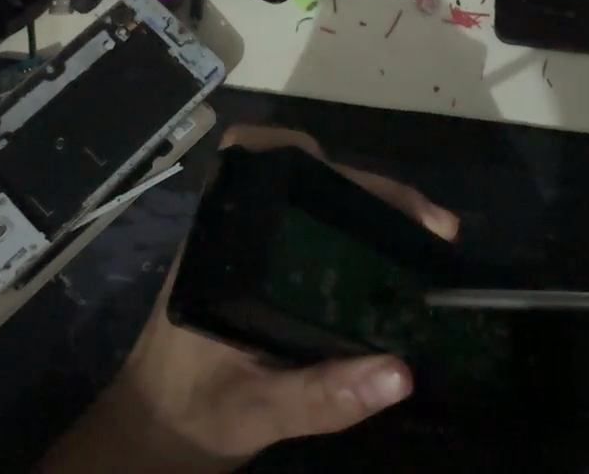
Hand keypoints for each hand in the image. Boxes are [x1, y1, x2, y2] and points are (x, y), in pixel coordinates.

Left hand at [41, 127, 458, 473]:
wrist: (157, 435)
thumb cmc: (192, 413)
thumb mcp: (254, 412)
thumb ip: (318, 397)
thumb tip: (401, 373)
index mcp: (220, 246)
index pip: (252, 161)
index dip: (301, 152)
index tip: (356, 183)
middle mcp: (236, 231)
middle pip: (304, 178)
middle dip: (370, 188)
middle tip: (431, 222)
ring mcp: (254, 247)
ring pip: (316, 198)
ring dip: (371, 204)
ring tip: (426, 230)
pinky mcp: (269, 266)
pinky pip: (318, 227)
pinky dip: (360, 227)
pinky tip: (395, 250)